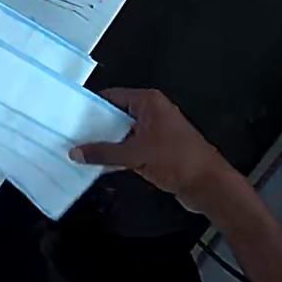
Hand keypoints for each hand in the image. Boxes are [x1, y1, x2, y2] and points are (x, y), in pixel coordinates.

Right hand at [71, 88, 233, 198]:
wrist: (209, 185)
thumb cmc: (177, 160)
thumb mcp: (134, 155)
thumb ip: (103, 153)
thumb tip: (76, 152)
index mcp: (149, 102)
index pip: (112, 96)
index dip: (91, 105)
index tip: (72, 115)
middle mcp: (152, 112)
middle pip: (116, 114)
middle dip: (96, 126)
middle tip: (73, 134)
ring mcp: (156, 131)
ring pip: (123, 133)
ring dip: (107, 143)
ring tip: (82, 150)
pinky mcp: (158, 149)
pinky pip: (131, 147)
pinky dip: (118, 154)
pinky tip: (100, 163)